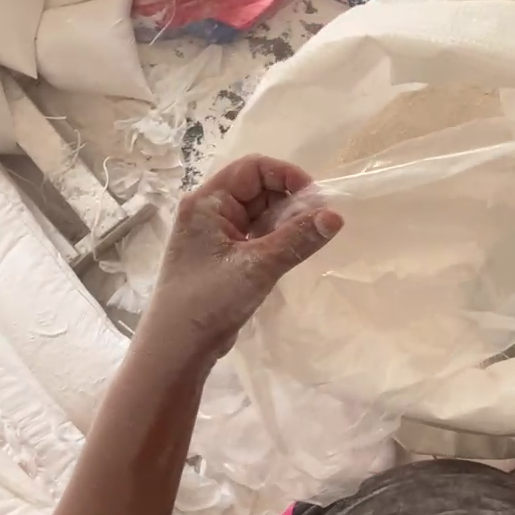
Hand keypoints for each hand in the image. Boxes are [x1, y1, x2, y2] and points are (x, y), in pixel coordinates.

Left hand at [143, 155, 342, 359]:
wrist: (178, 347)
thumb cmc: (209, 300)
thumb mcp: (257, 267)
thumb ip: (297, 239)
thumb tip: (336, 216)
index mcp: (207, 202)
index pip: (253, 168)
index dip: (287, 176)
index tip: (316, 200)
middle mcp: (209, 212)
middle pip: (258, 189)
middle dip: (291, 201)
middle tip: (319, 225)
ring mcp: (216, 236)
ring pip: (260, 214)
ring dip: (286, 222)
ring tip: (309, 241)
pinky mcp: (225, 258)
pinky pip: (256, 236)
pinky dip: (277, 239)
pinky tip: (293, 253)